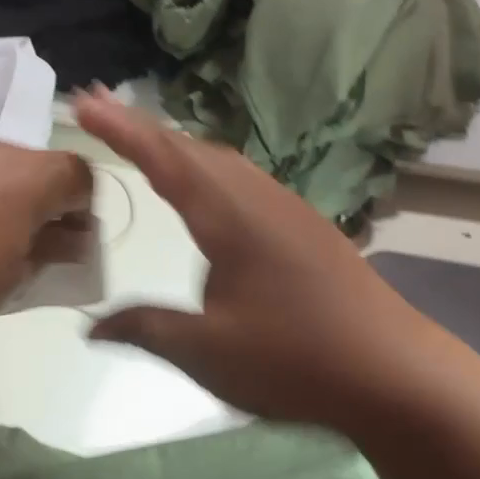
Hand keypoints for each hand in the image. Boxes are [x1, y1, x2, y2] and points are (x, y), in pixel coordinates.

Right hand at [77, 92, 445, 428]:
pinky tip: (204, 193)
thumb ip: (145, 328)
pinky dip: (207, 172)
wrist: (395, 376)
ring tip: (141, 143)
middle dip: (144, 128)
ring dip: (179, 148)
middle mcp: (262, 201)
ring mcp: (290, 213)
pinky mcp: (306, 233)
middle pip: (196, 150)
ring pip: (225, 164)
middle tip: (100, 111)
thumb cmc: (294, 360)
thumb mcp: (205, 351)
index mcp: (232, 218)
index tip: (84, 102)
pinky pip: (244, 183)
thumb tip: (92, 326)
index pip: (166, 160)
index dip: (122, 129)